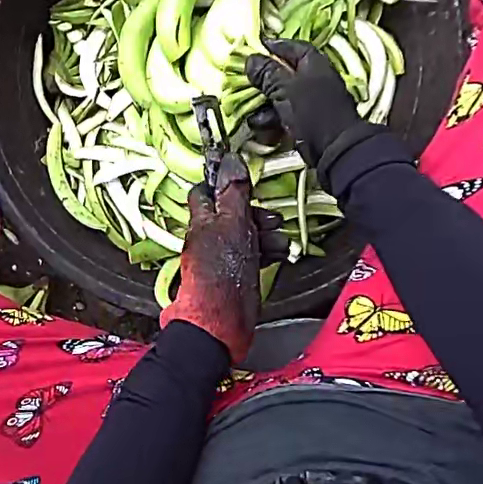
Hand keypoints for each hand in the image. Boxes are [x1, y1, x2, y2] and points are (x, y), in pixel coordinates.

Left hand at [160, 153, 279, 362]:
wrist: (222, 323)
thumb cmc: (222, 274)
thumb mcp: (231, 225)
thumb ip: (233, 193)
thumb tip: (231, 160)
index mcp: (202, 221)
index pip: (205, 191)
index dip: (222, 182)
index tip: (241, 178)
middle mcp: (209, 237)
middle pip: (232, 213)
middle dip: (254, 211)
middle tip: (270, 216)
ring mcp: (222, 257)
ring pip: (246, 233)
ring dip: (265, 232)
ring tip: (279, 239)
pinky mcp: (236, 274)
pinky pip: (253, 253)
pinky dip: (267, 250)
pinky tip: (279, 253)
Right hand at [244, 39, 370, 172]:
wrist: (334, 149)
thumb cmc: (312, 110)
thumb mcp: (286, 88)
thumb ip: (267, 73)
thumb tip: (250, 60)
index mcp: (313, 65)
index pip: (294, 48)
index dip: (275, 47)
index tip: (256, 48)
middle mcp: (313, 81)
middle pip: (282, 75)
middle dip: (263, 83)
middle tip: (248, 84)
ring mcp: (309, 104)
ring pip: (279, 99)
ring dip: (264, 108)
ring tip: (256, 117)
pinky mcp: (304, 124)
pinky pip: (282, 118)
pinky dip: (272, 123)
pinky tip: (265, 131)